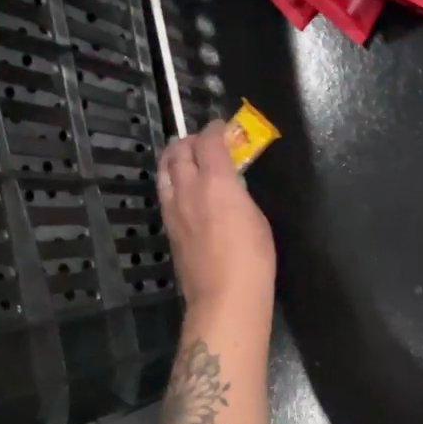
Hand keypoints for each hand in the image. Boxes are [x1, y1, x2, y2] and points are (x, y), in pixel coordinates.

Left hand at [158, 121, 274, 318]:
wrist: (225, 296)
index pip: (209, 142)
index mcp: (217, 182)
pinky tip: (181, 189)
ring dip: (174, 158)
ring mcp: (174, 209)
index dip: (215, 130)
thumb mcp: (257, 218)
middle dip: (190, 140)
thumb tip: (230, 188)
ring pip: (165, 171)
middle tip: (201, 142)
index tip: (222, 127)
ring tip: (183, 158)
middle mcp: (189, 189)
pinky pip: (165, 193)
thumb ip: (239, 195)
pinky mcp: (169, 229)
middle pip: (179, 151)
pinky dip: (171, 181)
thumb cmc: (253, 259)